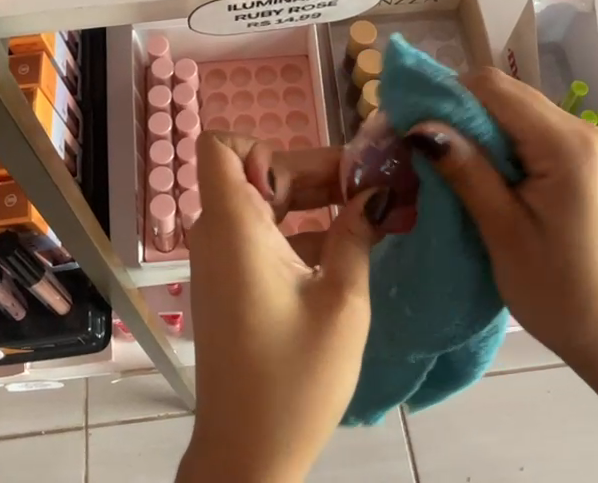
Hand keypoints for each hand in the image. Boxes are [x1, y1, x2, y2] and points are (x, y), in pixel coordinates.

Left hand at [180, 133, 387, 482]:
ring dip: (316, 201)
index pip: (220, 147)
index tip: (318, 173)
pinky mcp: (234, 281)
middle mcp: (219, 232)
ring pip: (266, 203)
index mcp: (234, 226)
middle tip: (377, 182)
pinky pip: (265, 235)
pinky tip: (354, 244)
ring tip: (378, 207)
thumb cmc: (294, 378)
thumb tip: (376, 189)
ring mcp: (224, 258)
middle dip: (316, 171)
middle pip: (258, 172)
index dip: (263, 145)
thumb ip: (356, 234)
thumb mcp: (341, 301)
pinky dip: (304, 231)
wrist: (248, 453)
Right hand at [405, 69, 597, 369]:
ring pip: (510, 109)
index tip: (407, 126)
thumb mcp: (503, 233)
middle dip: (453, 109)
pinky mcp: (576, 160)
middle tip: (415, 144)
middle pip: (501, 92)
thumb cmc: (561, 293)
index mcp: (564, 144)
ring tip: (438, 159)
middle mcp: (577, 130)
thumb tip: (419, 125)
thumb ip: (465, 171)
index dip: (443, 96)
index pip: (490, 87)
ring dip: (471, 126)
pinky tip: (472, 170)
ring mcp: (581, 143)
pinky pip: (524, 130)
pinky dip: (492, 140)